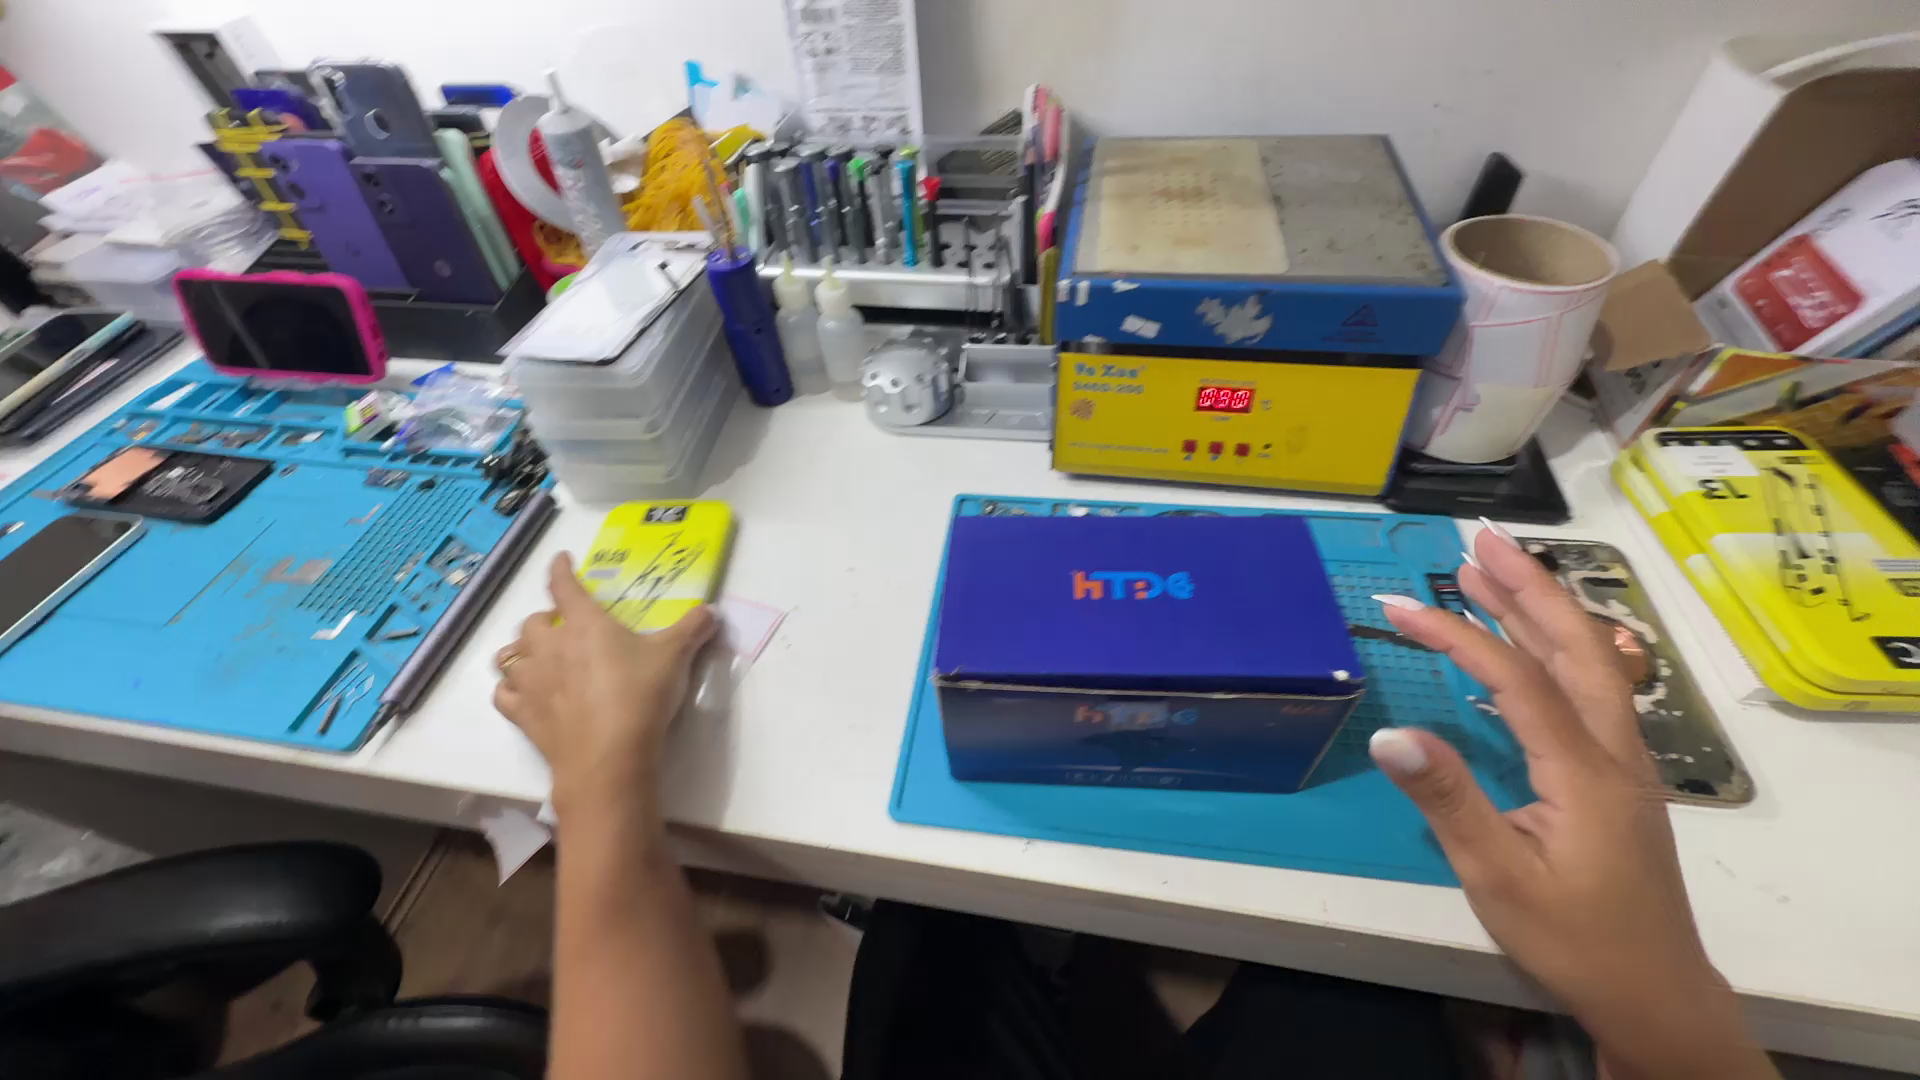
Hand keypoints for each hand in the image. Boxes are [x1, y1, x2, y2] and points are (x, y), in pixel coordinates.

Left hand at [493, 553, 718, 823]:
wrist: (608, 756)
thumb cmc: (640, 696)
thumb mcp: (675, 657)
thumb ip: (692, 629)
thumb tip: (710, 611)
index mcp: (584, 624)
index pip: (563, 586)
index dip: (560, 569)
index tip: (561, 559)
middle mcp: (549, 646)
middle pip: (532, 621)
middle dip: (546, 619)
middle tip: (566, 627)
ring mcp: (530, 681)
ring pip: (509, 654)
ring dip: (521, 650)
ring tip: (539, 655)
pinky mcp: (522, 714)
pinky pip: (504, 692)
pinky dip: (511, 687)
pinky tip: (525, 691)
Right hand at [1369, 524, 1774, 1079]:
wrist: (1653, 992)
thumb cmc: (1570, 935)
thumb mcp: (1496, 875)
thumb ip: (1446, 798)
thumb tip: (1388, 733)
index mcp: (1583, 770)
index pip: (1517, 679)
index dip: (1458, 634)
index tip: (1398, 607)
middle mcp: (1612, 750)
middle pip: (1577, 648)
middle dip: (1528, 588)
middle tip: (1480, 541)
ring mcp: (1621, 758)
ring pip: (1587, 663)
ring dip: (1539, 610)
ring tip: (1488, 571)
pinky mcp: (1614, 770)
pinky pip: (1584, 687)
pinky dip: (1549, 646)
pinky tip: (1518, 642)